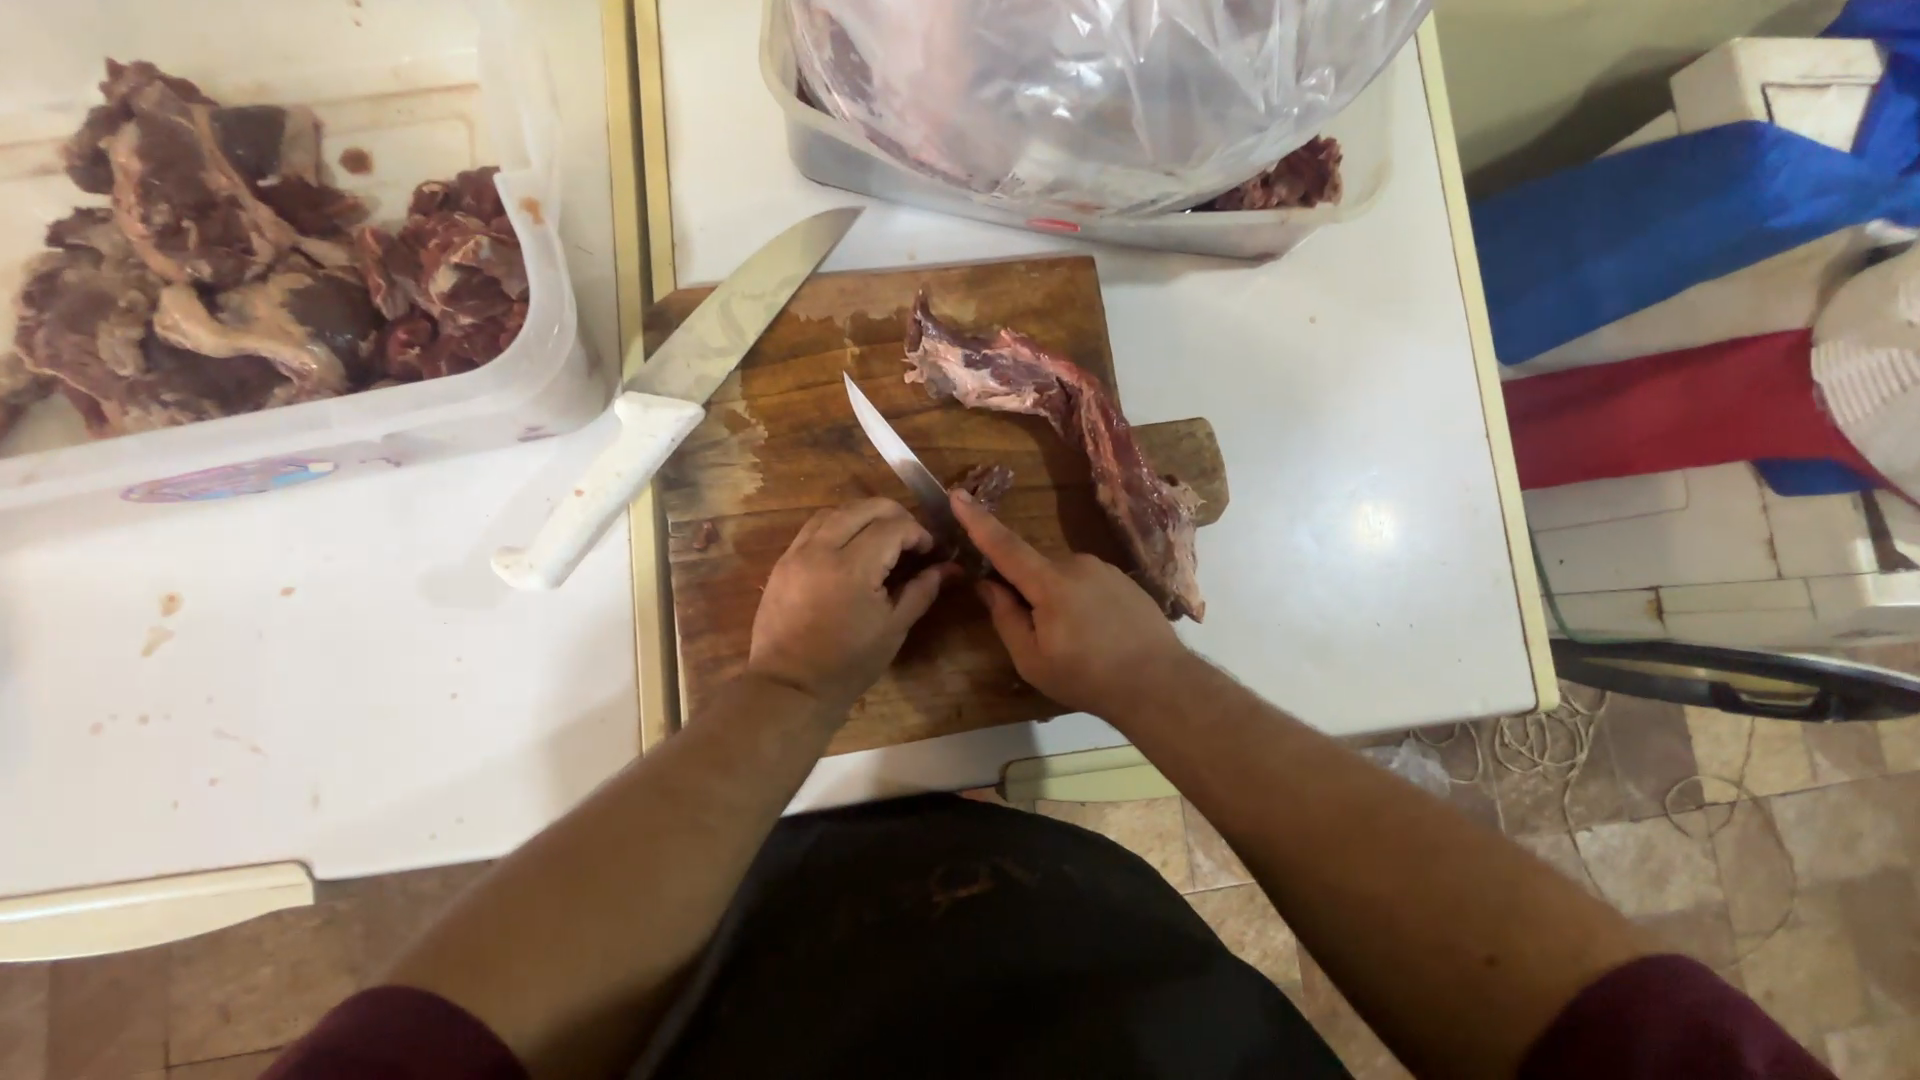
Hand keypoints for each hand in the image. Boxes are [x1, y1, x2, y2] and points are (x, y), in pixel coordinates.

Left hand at [747, 498, 954, 714]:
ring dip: (863, 516)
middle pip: (863, 508)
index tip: (929, 550)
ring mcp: (797, 553)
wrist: (791, 687)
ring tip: (880, 538)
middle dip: (894, 515)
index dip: (918, 533)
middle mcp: (822, 549)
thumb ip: (922, 590)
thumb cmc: (849, 663)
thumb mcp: (894, 628)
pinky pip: (813, 528)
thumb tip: (948, 568)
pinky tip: (850, 547)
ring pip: (834, 511)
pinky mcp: (783, 562)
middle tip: (910, 538)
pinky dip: (837, 526)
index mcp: (853, 567)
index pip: (893, 527)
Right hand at [951, 489, 1194, 720]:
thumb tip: (988, 586)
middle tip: (1043, 639)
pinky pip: (1087, 584)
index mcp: (1050, 583)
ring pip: (1062, 578)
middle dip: (1028, 595)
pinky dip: (1081, 604)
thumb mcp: (1032, 660)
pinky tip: (1098, 636)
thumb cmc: (1088, 677)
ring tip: (1077, 644)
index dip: (978, 522)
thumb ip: (1006, 618)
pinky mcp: (1124, 580)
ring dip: (1057, 601)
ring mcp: (1105, 569)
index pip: (1005, 546)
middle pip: (1035, 569)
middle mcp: (1077, 564)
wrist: (1160, 682)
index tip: (957, 495)